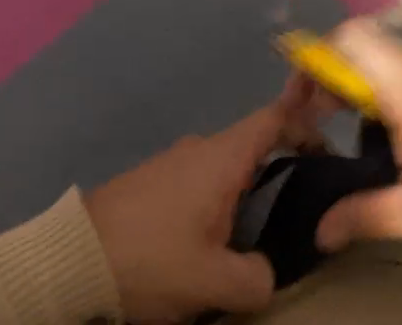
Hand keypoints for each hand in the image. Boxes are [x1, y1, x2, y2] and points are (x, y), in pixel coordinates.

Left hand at [83, 93, 296, 322]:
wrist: (70, 259)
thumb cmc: (150, 258)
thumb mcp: (211, 281)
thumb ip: (256, 278)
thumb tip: (267, 273)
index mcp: (222, 158)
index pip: (273, 118)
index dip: (305, 119)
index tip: (331, 139)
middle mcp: (200, 150)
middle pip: (253, 145)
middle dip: (283, 166)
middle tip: (309, 201)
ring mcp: (173, 163)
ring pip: (226, 169)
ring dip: (250, 190)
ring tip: (266, 231)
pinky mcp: (152, 184)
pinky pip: (201, 183)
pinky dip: (221, 202)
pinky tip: (219, 239)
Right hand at [311, 19, 401, 249]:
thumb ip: (370, 215)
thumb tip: (321, 231)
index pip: (351, 39)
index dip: (317, 56)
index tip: (304, 96)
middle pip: (359, 45)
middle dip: (331, 75)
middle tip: (321, 116)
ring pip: (384, 53)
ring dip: (359, 79)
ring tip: (354, 125)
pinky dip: (387, 81)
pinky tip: (396, 123)